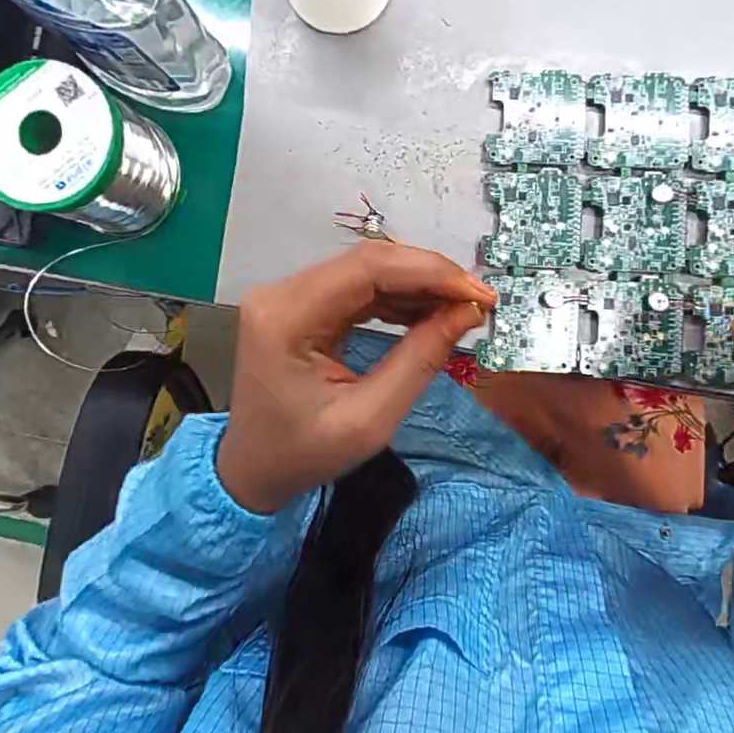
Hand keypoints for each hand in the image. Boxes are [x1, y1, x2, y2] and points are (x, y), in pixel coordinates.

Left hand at [218, 243, 496, 513]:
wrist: (254, 469)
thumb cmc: (303, 455)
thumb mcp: (369, 421)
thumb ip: (419, 361)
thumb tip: (467, 313)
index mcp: (285, 318)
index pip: (367, 269)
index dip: (431, 272)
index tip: (479, 294)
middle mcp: (280, 294)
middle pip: (367, 263)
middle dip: (430, 277)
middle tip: (477, 301)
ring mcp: (287, 297)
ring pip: (365, 272)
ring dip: (417, 286)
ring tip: (461, 309)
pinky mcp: (299, 307)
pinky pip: (356, 290)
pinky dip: (397, 299)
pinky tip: (429, 312)